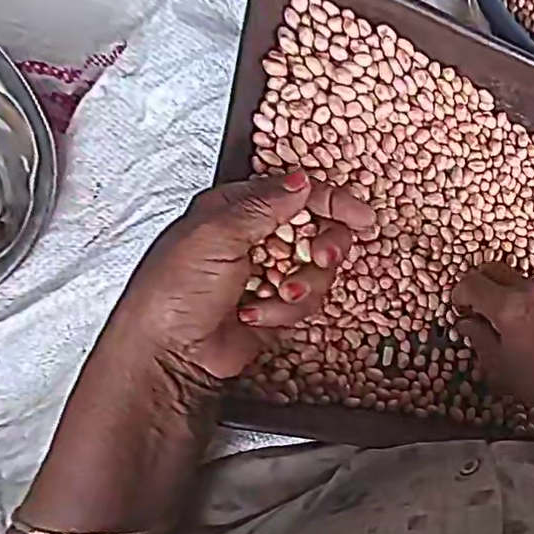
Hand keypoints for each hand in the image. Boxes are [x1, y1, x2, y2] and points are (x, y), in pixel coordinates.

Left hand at [106, 170, 369, 381]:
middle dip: (325, 248)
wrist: (172, 351)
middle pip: (320, 233)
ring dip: (302, 287)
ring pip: (320, 272)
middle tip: (321, 258)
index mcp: (240, 209)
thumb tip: (300, 181)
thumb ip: (263, 206)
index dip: (334, 203)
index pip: (299, 195)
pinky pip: (311, 303)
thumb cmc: (175, 291)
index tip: (362, 217)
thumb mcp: (216, 236)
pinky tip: (257, 314)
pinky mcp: (281, 305)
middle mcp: (259, 238)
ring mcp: (272, 273)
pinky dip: (287, 312)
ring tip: (276, 295)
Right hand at [450, 262, 533, 422]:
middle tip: (476, 307)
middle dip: (480, 284)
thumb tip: (467, 321)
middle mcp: (530, 291)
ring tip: (503, 319)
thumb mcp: (497, 363)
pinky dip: (526, 299)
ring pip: (517, 278)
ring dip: (504, 292)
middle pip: (494, 269)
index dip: (460, 294)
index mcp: (508, 307)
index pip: (472, 282)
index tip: (460, 308)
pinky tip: (527, 323)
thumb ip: (477, 336)